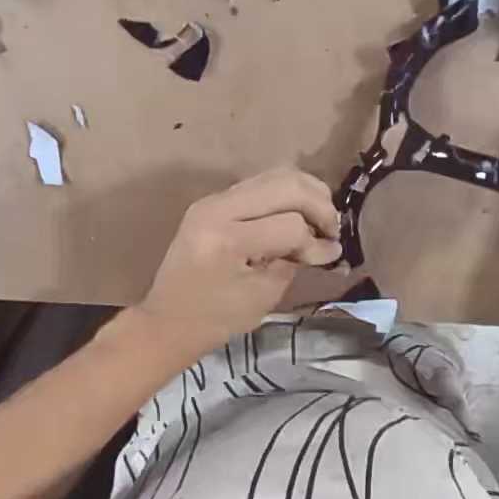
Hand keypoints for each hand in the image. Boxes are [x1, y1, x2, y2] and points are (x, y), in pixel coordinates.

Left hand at [130, 168, 341, 360]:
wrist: (166, 322)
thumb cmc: (215, 321)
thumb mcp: (262, 297)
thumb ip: (293, 262)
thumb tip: (323, 244)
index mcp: (227, 239)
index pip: (290, 224)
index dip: (316, 242)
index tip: (330, 257)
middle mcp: (217, 209)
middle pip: (286, 184)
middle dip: (318, 205)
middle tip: (332, 230)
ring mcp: (210, 202)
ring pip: (273, 176)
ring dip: (303, 195)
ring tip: (320, 221)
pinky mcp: (210, 204)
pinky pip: (257, 187)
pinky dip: (282, 198)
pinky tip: (296, 218)